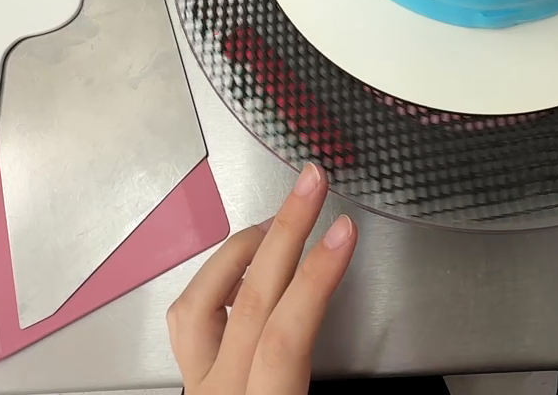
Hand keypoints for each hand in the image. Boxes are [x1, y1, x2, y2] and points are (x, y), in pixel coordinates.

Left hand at [168, 163, 355, 394]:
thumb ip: (335, 373)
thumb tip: (368, 330)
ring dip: (243, 249)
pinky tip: (245, 267)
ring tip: (279, 220)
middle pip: (249, 301)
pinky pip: (189, 318)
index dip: (315, 277)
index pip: (285, 336)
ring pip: (201, 302)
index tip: (343, 229)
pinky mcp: (191, 380)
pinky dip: (217, 279)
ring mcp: (198, 387)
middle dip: (287, 231)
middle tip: (313, 183)